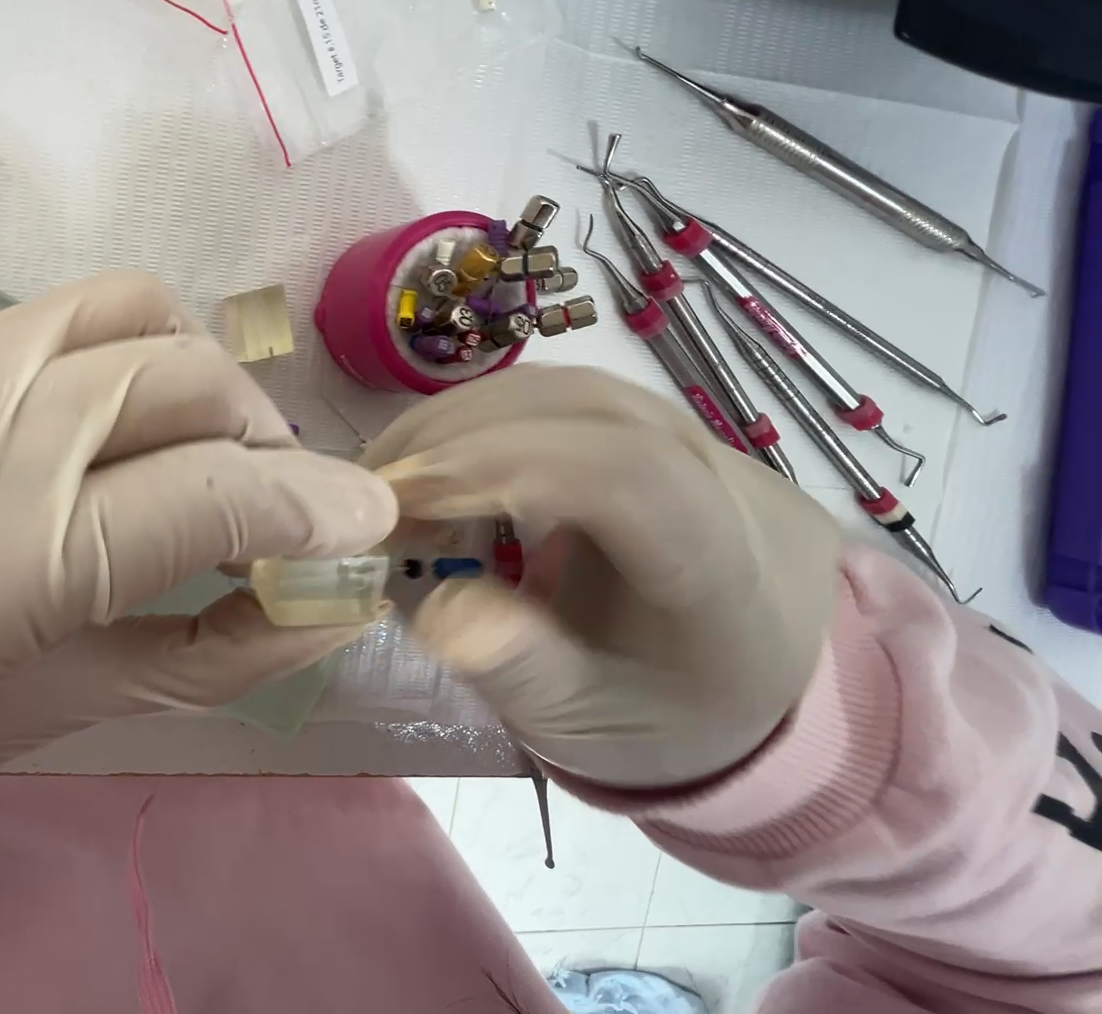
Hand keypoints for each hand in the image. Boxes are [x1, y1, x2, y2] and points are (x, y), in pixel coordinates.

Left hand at [0, 272, 396, 781]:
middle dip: (267, 442)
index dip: (311, 507)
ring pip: (143, 317)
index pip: (207, 497)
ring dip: (210, 378)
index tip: (367, 524)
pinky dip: (145, 339)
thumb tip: (332, 602)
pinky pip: (80, 303)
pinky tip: (138, 403)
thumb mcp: (76, 703)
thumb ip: (218, 654)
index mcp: (15, 562)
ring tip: (207, 444)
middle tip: (274, 505)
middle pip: (187, 386)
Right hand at [363, 366, 841, 787]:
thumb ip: (517, 668)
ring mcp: (701, 449)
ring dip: (466, 417)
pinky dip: (485, 417)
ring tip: (395, 466)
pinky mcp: (663, 436)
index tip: (401, 499)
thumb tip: (441, 608)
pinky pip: (568, 401)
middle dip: (464, 434)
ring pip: (575, 390)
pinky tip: (439, 456)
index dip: (504, 466)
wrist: (732, 693)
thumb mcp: (580, 719)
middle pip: (593, 410)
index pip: (628, 474)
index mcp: (727, 571)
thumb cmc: (648, 717)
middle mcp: (730, 487)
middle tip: (376, 481)